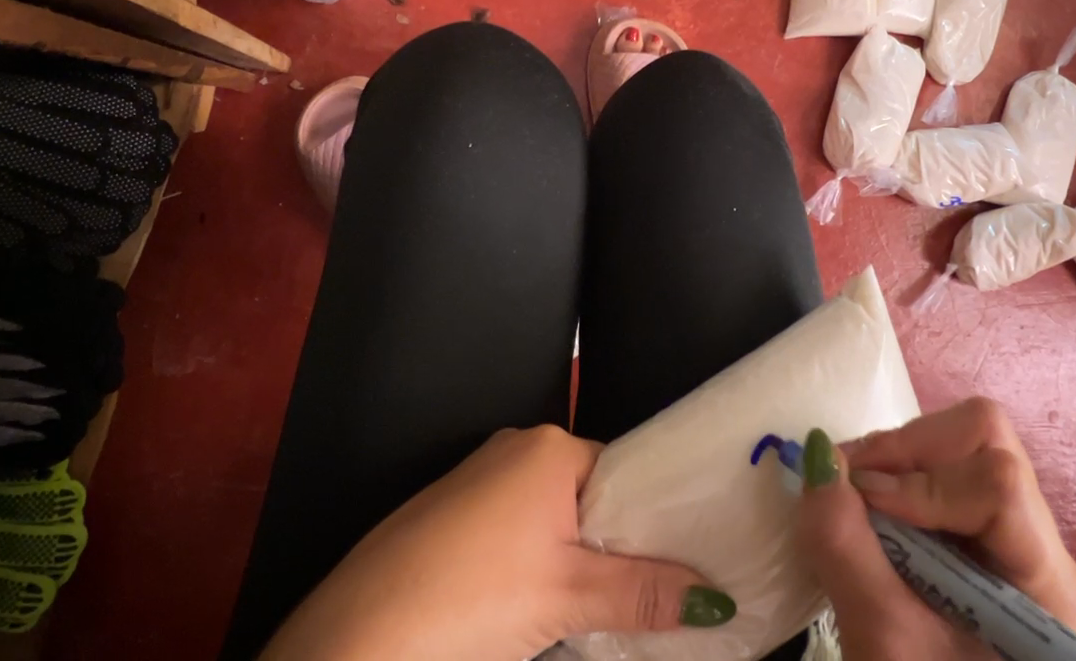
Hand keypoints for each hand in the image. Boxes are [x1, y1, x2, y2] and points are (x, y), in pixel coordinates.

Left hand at [263, 425, 736, 660]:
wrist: (363, 627)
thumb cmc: (468, 594)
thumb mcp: (569, 596)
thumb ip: (645, 593)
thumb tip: (712, 599)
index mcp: (551, 447)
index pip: (628, 469)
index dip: (657, 514)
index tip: (687, 552)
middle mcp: (518, 448)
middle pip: (594, 491)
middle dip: (619, 541)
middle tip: (650, 587)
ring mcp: (483, 475)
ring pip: (557, 512)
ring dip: (580, 553)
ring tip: (599, 599)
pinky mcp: (459, 508)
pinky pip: (521, 522)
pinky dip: (541, 554)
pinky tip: (542, 596)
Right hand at [796, 398, 1075, 659]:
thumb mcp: (880, 636)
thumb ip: (845, 547)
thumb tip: (818, 456)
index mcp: (1043, 579)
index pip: (999, 481)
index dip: (922, 482)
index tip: (864, 504)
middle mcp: (1039, 539)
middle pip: (983, 439)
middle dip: (906, 451)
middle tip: (854, 488)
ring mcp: (1011, 525)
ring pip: (959, 439)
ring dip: (894, 458)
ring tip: (858, 504)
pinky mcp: (975, 518)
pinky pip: (938, 459)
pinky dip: (891, 469)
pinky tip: (871, 515)